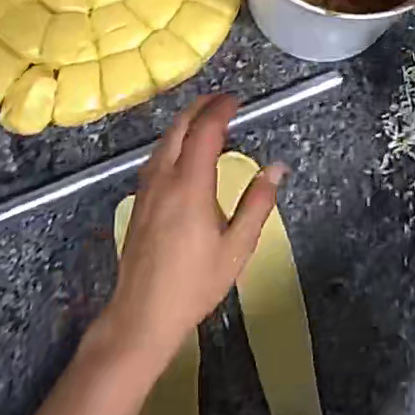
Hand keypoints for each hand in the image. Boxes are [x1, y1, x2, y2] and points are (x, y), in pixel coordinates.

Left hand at [98, 94, 287, 363]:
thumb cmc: (195, 283)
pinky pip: (156, 155)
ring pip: (164, 140)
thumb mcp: (237, 247)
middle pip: (178, 127)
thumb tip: (277, 168)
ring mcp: (146, 187)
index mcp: (190, 185)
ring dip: (185, 121)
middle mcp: (164, 178)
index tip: (237, 100)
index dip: (221, 109)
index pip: (205, 131)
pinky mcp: (138, 200)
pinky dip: (173, 139)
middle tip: (222, 100)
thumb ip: (258, 203)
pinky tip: (184, 151)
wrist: (142, 313)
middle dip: (200, 106)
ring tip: (206, 118)